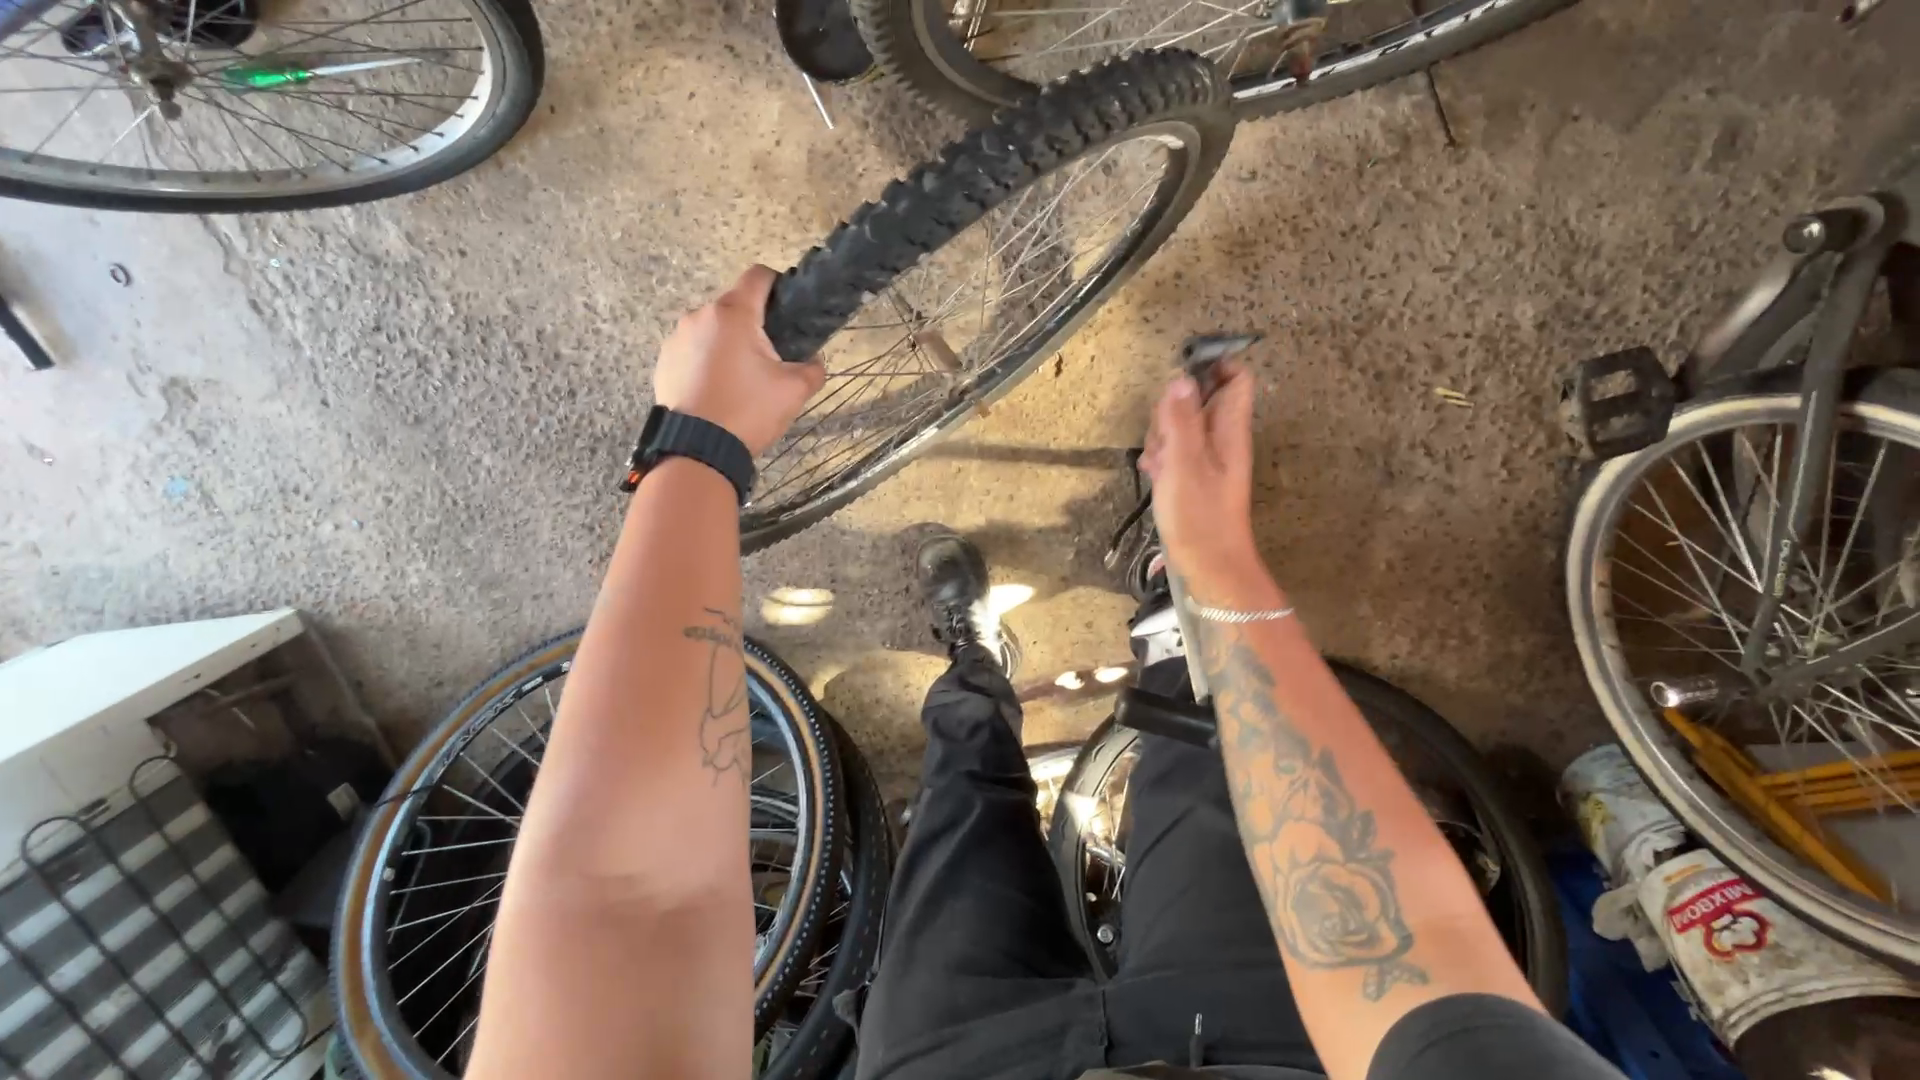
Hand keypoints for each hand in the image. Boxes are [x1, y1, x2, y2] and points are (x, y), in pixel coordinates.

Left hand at [654, 266, 825, 456]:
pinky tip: (716, 391)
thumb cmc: (747, 411)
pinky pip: (692, 351)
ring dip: (728, 344)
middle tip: (769, 360)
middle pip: (734, 306)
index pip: (758, 275)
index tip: (788, 308)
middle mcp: (700, 316)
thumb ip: (812, 369)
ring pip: (712, 329)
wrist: (696, 449)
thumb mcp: (793, 392)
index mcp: (734, 314)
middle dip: (753, 325)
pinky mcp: (664, 361)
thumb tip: (814, 361)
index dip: (778, 284)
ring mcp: (677, 338)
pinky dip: (707, 362)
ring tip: (740, 380)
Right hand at [1138, 359, 1264, 591]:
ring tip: (1158, 463)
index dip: (1211, 369)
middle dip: (1172, 409)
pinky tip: (1154, 475)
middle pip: (1199, 399)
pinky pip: (1174, 452)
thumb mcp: (1184, 464)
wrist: (1209, 567)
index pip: (1234, 379)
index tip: (1178, 379)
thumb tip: (1181, 380)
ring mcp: (1207, 458)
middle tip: (1164, 436)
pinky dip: (1161, 458)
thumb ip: (1181, 421)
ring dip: (1162, 436)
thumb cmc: (1199, 518)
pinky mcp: (1193, 477)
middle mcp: (1222, 439)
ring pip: (1181, 426)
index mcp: (1229, 430)